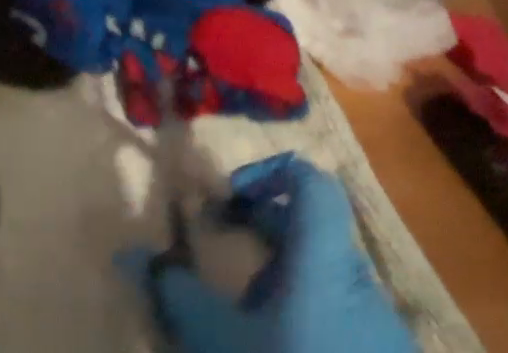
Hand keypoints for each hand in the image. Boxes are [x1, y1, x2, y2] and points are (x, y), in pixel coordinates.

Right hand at [117, 153, 416, 352]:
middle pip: (309, 227)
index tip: (228, 198)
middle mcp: (358, 283)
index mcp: (323, 265)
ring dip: (276, 276)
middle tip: (216, 248)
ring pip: (320, 271)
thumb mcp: (218, 340)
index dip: (268, 172)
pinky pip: (339, 309)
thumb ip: (174, 292)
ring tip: (242, 315)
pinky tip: (274, 342)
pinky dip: (301, 309)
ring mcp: (379, 324)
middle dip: (257, 230)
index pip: (311, 182)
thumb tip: (127, 254)